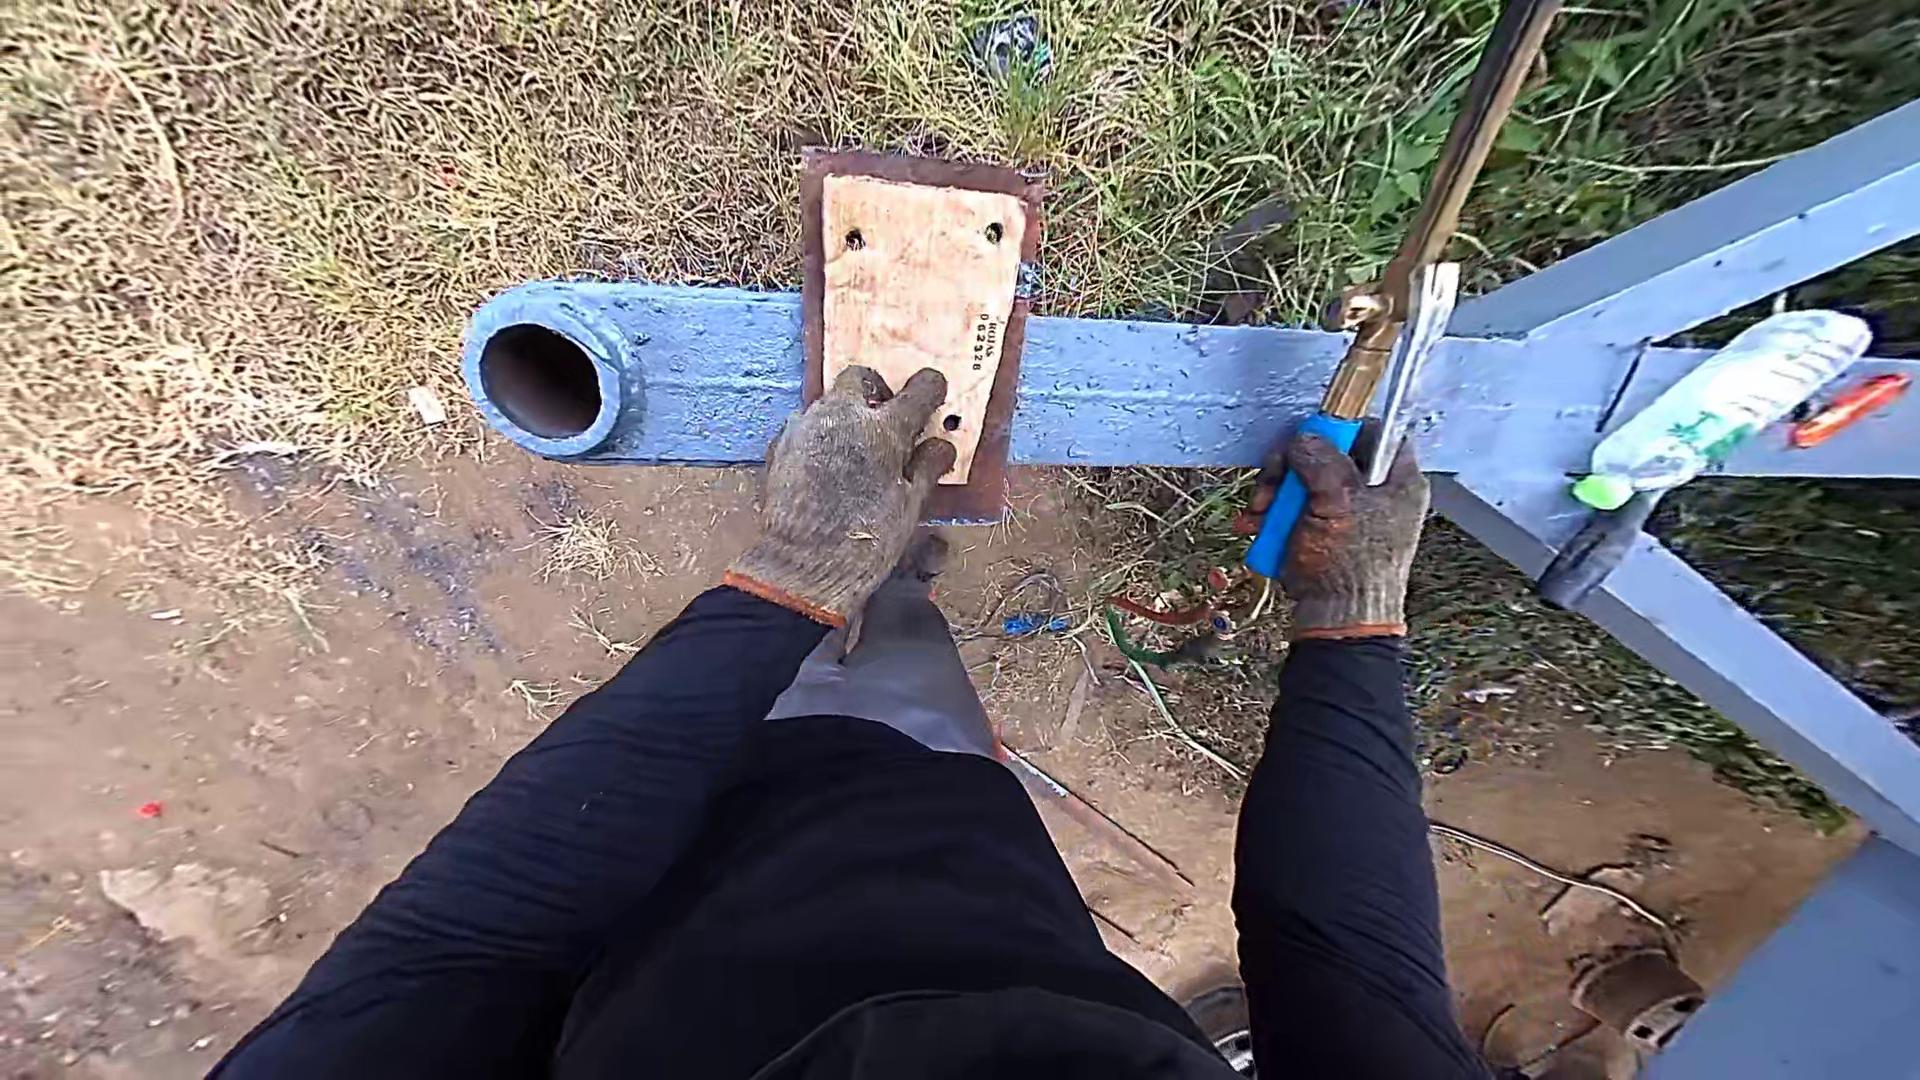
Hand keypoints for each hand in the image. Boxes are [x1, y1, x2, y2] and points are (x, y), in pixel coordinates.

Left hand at [725, 366, 956, 625]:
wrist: (802, 566)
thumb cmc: (866, 541)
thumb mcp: (909, 507)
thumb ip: (927, 468)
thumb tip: (941, 446)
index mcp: (882, 429)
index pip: (919, 390)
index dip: (931, 390)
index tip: (934, 396)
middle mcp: (841, 416)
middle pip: (860, 377)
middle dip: (878, 390)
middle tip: (889, 420)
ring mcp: (804, 427)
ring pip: (829, 401)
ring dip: (847, 414)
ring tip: (858, 450)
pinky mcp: (780, 446)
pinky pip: (806, 426)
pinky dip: (822, 435)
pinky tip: (829, 466)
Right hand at [1237, 430, 1428, 638]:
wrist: (1336, 617)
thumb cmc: (1347, 563)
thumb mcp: (1336, 503)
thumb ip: (1321, 462)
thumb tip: (1302, 436)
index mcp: (1395, 479)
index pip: (1372, 431)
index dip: (1338, 431)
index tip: (1306, 443)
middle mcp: (1372, 491)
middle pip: (1323, 457)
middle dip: (1287, 471)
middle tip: (1269, 490)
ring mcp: (1343, 512)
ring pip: (1299, 484)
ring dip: (1271, 497)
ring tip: (1257, 516)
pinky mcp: (1318, 531)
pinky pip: (1289, 510)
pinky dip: (1269, 517)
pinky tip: (1254, 526)